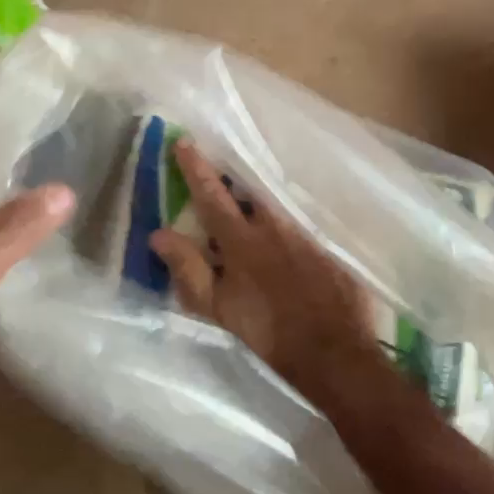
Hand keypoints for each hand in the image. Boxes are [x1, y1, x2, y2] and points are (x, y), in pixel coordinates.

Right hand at [148, 140, 376, 399]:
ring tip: (252, 200)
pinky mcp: (330, 246)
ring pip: (277, 204)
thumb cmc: (270, 334)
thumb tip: (158, 234)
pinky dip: (288, 219)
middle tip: (224, 169)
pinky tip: (288, 232)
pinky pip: (302, 220)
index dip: (195, 168)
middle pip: (250, 190)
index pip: (212, 195)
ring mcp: (306, 233)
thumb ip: (188, 269)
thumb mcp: (219, 308)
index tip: (184, 141)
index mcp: (242, 240)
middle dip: (235, 176)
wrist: (336, 353)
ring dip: (261, 198)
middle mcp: (275, 226)